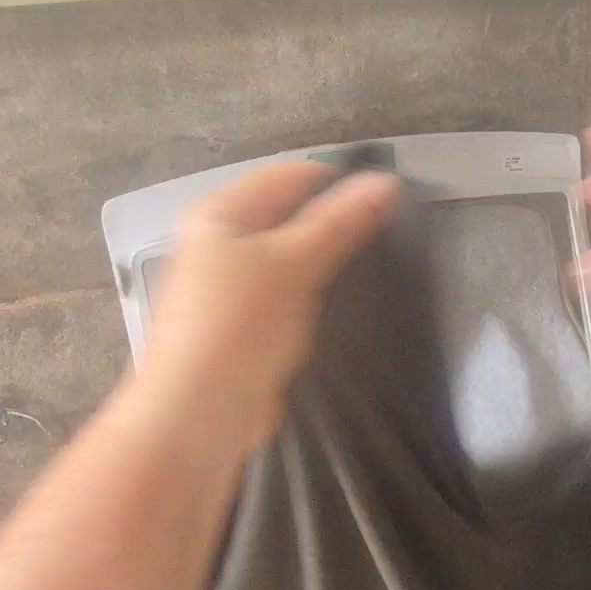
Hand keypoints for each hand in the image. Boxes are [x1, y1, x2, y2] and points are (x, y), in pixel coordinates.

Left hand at [134, 160, 398, 445]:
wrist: (199, 414)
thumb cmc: (237, 329)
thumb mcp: (292, 265)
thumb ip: (339, 223)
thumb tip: (385, 183)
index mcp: (222, 212)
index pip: (293, 175)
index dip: (341, 183)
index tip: (391, 201)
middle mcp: (223, 241)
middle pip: (293, 216)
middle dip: (337, 224)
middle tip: (390, 236)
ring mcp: (235, 284)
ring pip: (294, 258)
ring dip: (329, 262)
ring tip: (376, 268)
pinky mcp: (249, 323)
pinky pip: (291, 295)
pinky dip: (316, 296)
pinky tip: (345, 304)